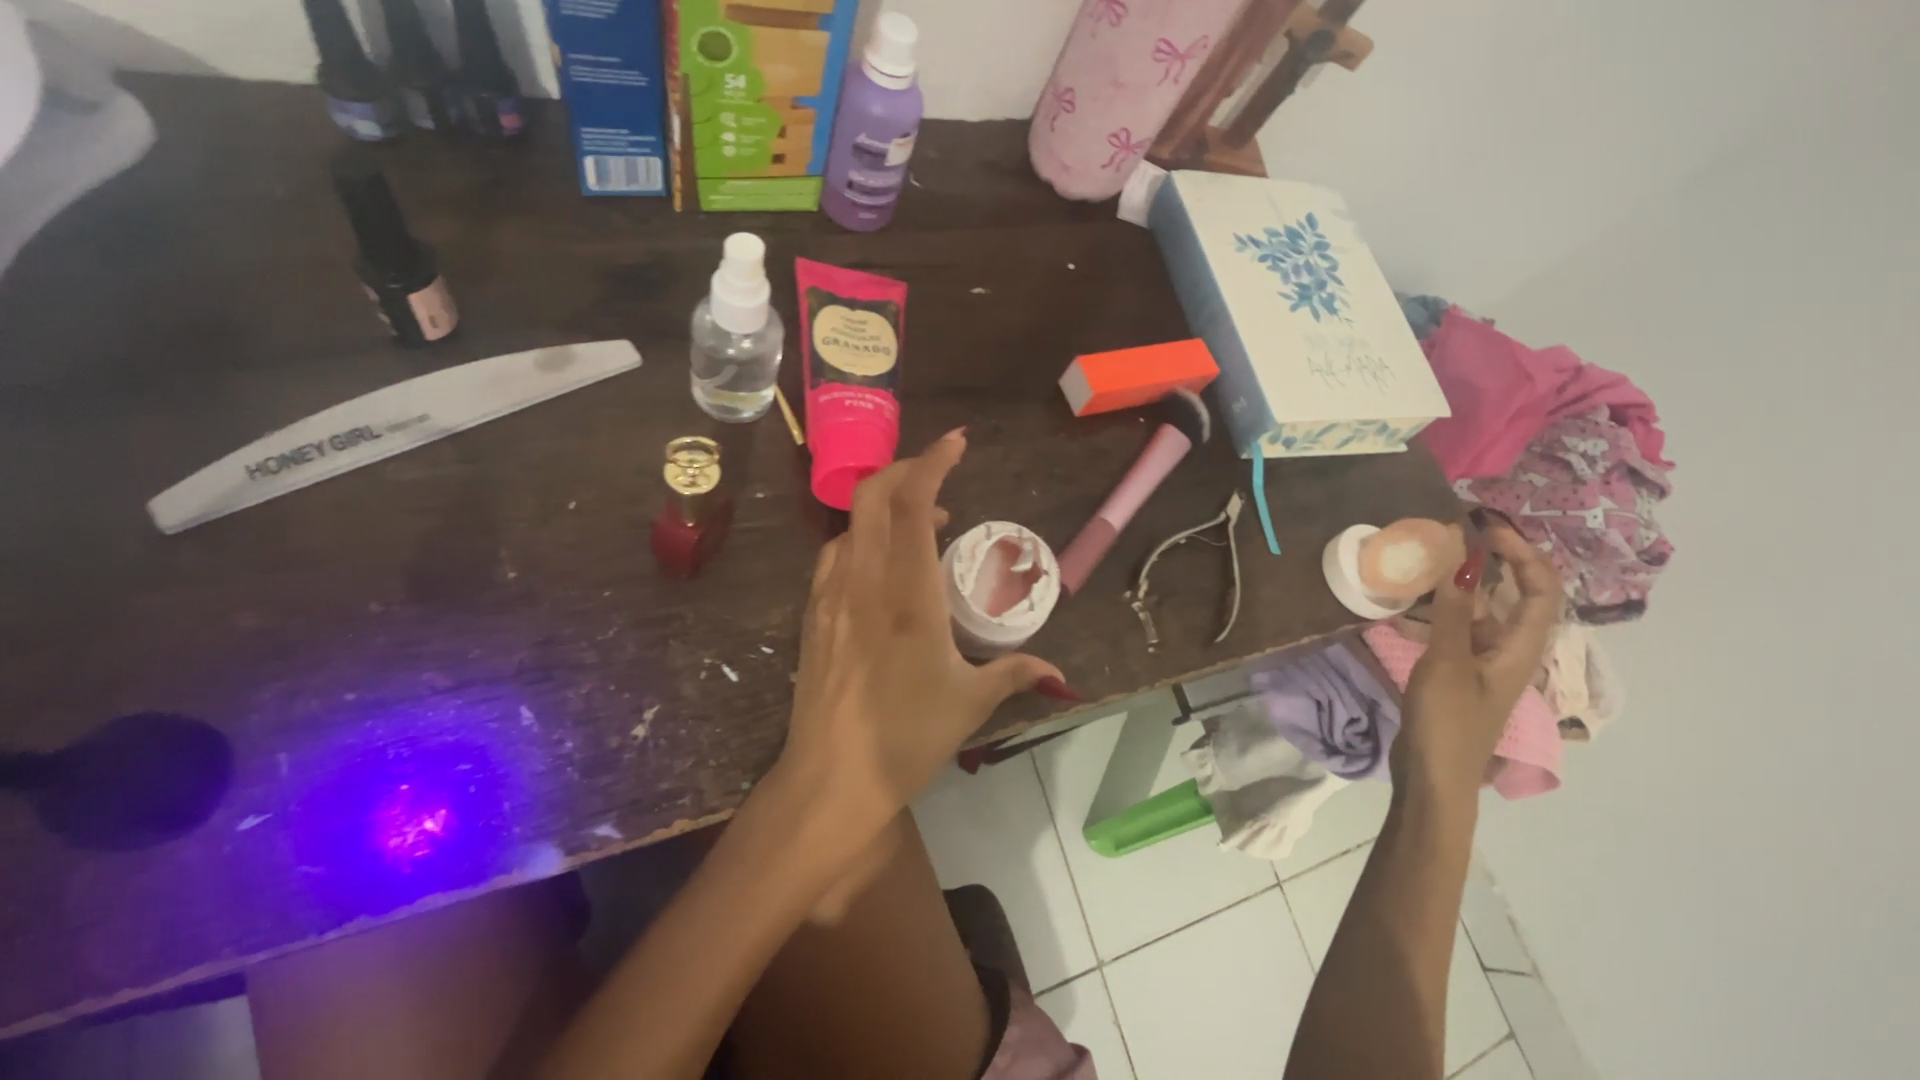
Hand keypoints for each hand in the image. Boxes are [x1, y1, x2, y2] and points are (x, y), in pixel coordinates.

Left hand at [776, 428, 1063, 831]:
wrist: (832, 777)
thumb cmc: (906, 736)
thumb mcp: (970, 703)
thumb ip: (1013, 673)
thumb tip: (1055, 673)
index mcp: (907, 593)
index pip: (914, 503)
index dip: (933, 462)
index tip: (957, 444)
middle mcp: (863, 581)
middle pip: (872, 496)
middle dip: (905, 470)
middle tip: (940, 476)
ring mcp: (830, 597)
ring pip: (850, 524)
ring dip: (884, 507)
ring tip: (922, 527)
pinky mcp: (813, 617)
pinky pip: (835, 556)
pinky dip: (862, 540)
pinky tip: (882, 569)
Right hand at [1392, 521, 1561, 795]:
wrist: (1434, 779)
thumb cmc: (1448, 723)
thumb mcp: (1447, 663)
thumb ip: (1453, 611)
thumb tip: (1462, 559)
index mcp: (1522, 646)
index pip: (1541, 586)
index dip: (1521, 551)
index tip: (1482, 527)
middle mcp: (1511, 648)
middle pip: (1516, 592)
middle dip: (1493, 557)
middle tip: (1455, 530)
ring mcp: (1484, 661)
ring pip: (1482, 608)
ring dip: (1462, 580)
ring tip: (1428, 557)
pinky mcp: (1459, 672)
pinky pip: (1457, 626)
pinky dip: (1440, 605)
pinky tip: (1410, 599)